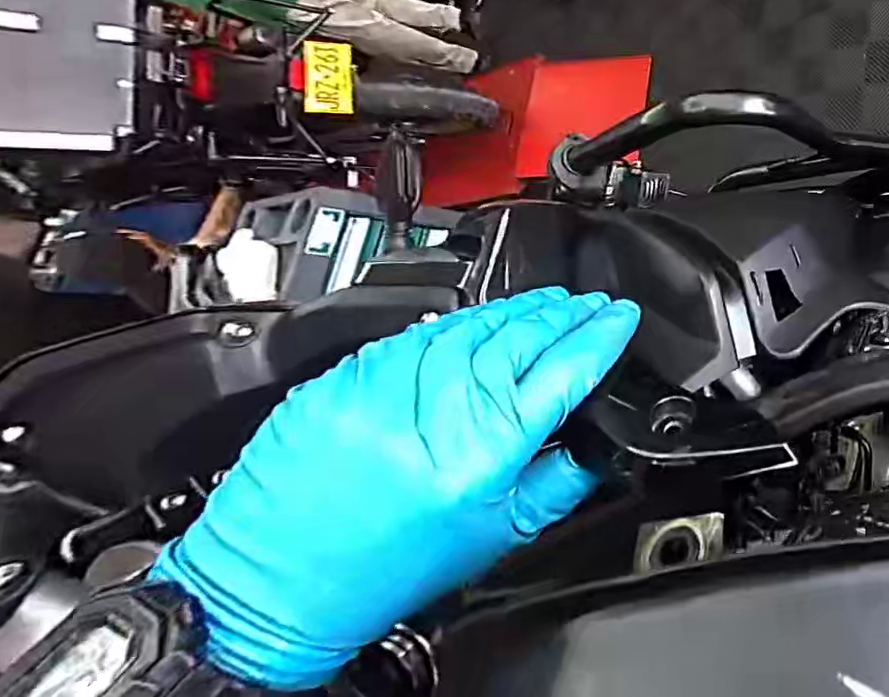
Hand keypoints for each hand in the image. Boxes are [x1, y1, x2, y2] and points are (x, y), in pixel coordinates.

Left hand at [149, 288, 640, 688]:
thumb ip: (563, 479)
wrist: (266, 587)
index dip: (604, 333)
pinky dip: (469, 320)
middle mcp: (443, 403)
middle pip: (528, 332)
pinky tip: (488, 319)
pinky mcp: (354, 372)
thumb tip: (596, 435)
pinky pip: (429, 330)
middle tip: (594, 302)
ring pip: (481, 321)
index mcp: (488, 446)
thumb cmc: (383, 569)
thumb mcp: (499, 533)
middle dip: (571, 311)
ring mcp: (393, 380)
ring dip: (526, 308)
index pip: (568, 366)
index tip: (622, 315)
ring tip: (551, 303)